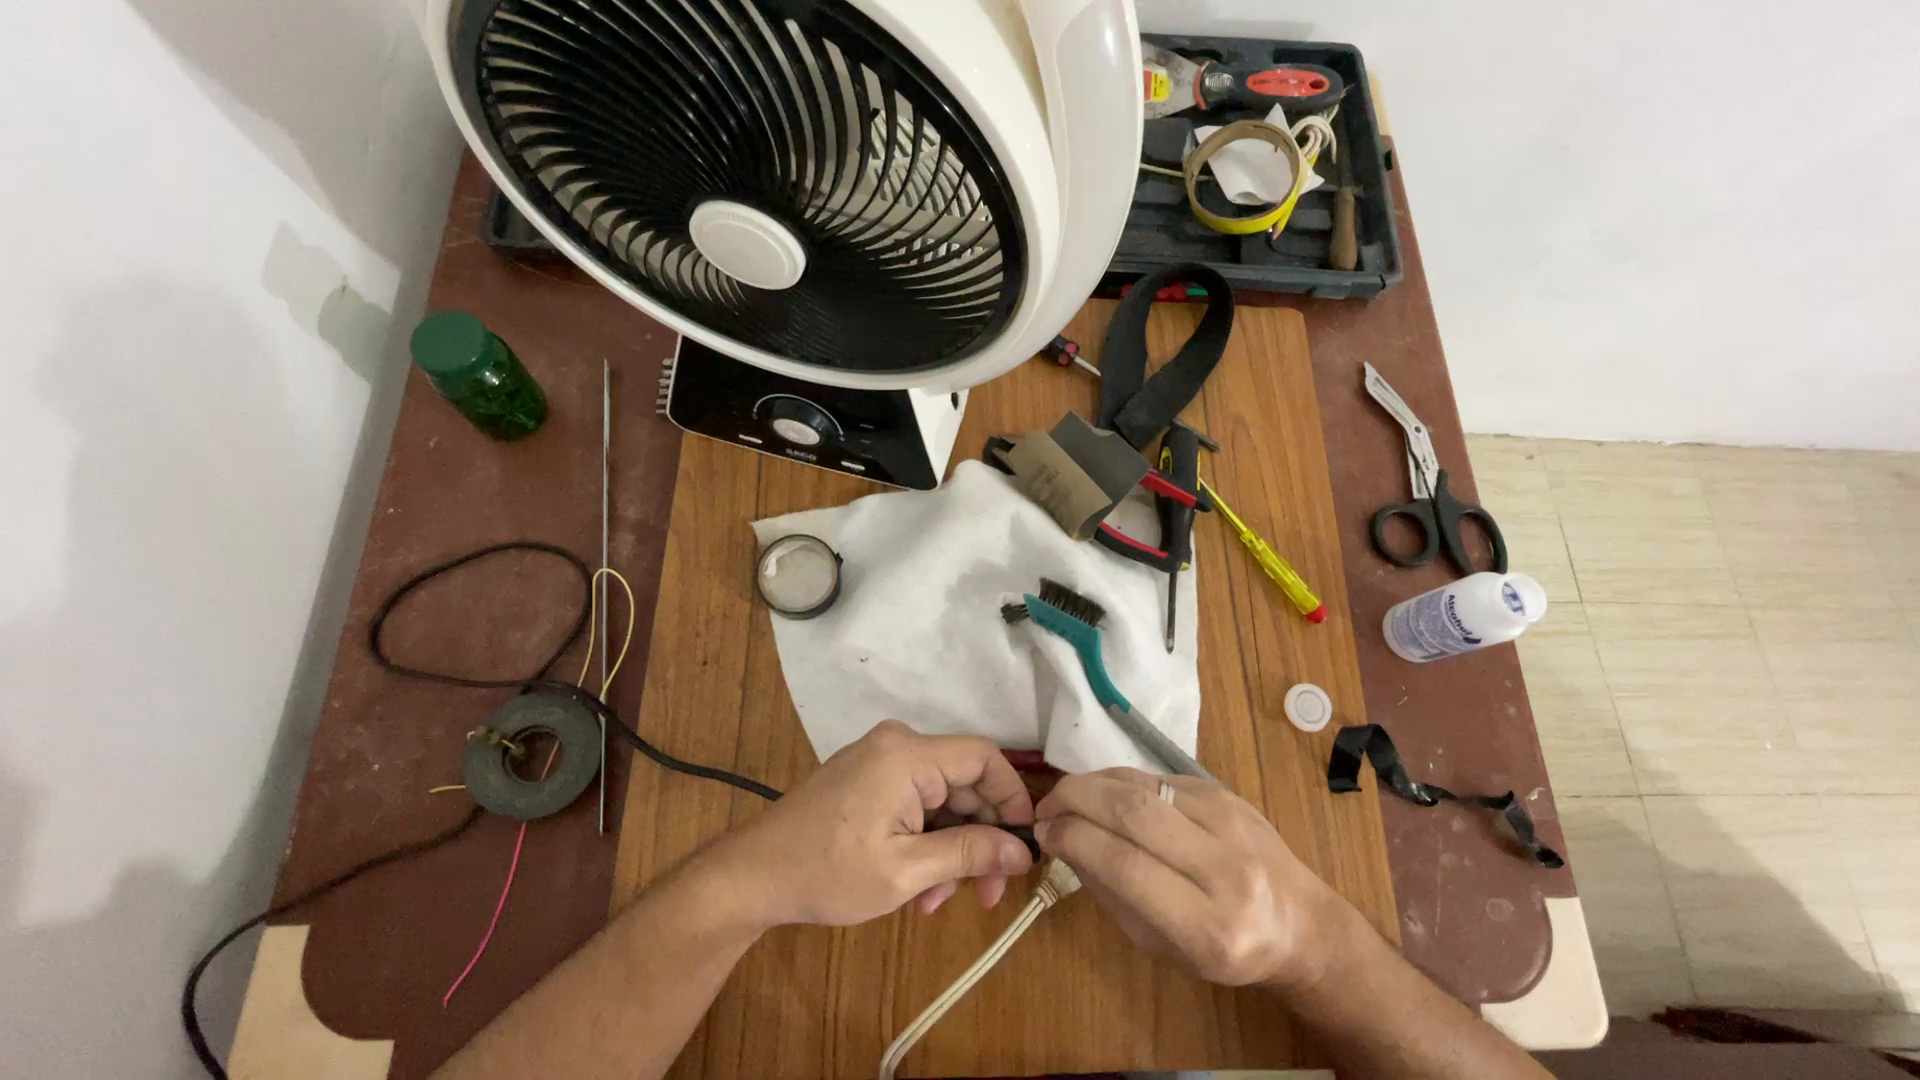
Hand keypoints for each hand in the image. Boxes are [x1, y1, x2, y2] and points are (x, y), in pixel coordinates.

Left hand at [707, 720, 1034, 927]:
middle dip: (978, 839)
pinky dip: (925, 841)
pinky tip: (919, 889)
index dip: (1012, 799)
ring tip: (938, 901)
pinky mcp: (868, 779)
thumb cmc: (828, 872)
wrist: (753, 876)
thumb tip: (1023, 850)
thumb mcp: (906, 871)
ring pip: (941, 800)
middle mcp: (897, 746)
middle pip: (963, 783)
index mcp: (908, 755)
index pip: (984, 758)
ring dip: (950, 849)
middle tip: (987, 893)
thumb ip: (969, 853)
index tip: (1023, 845)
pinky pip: (915, 803)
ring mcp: (880, 761)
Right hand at [1034, 768, 1349, 989]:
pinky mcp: (1227, 794)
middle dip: (1075, 799)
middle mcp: (1224, 868)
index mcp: (1208, 924)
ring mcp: (1230, 822)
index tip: (1043, 834)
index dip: (1073, 839)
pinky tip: (1103, 793)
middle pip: (1132, 812)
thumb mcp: (1160, 944)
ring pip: (1144, 784)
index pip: (1124, 865)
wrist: (1301, 923)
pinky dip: (1120, 780)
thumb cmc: (1224, 949)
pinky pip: (1160, 777)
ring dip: (1092, 783)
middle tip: (1044, 807)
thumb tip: (1063, 838)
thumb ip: (1112, 893)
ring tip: (1066, 797)